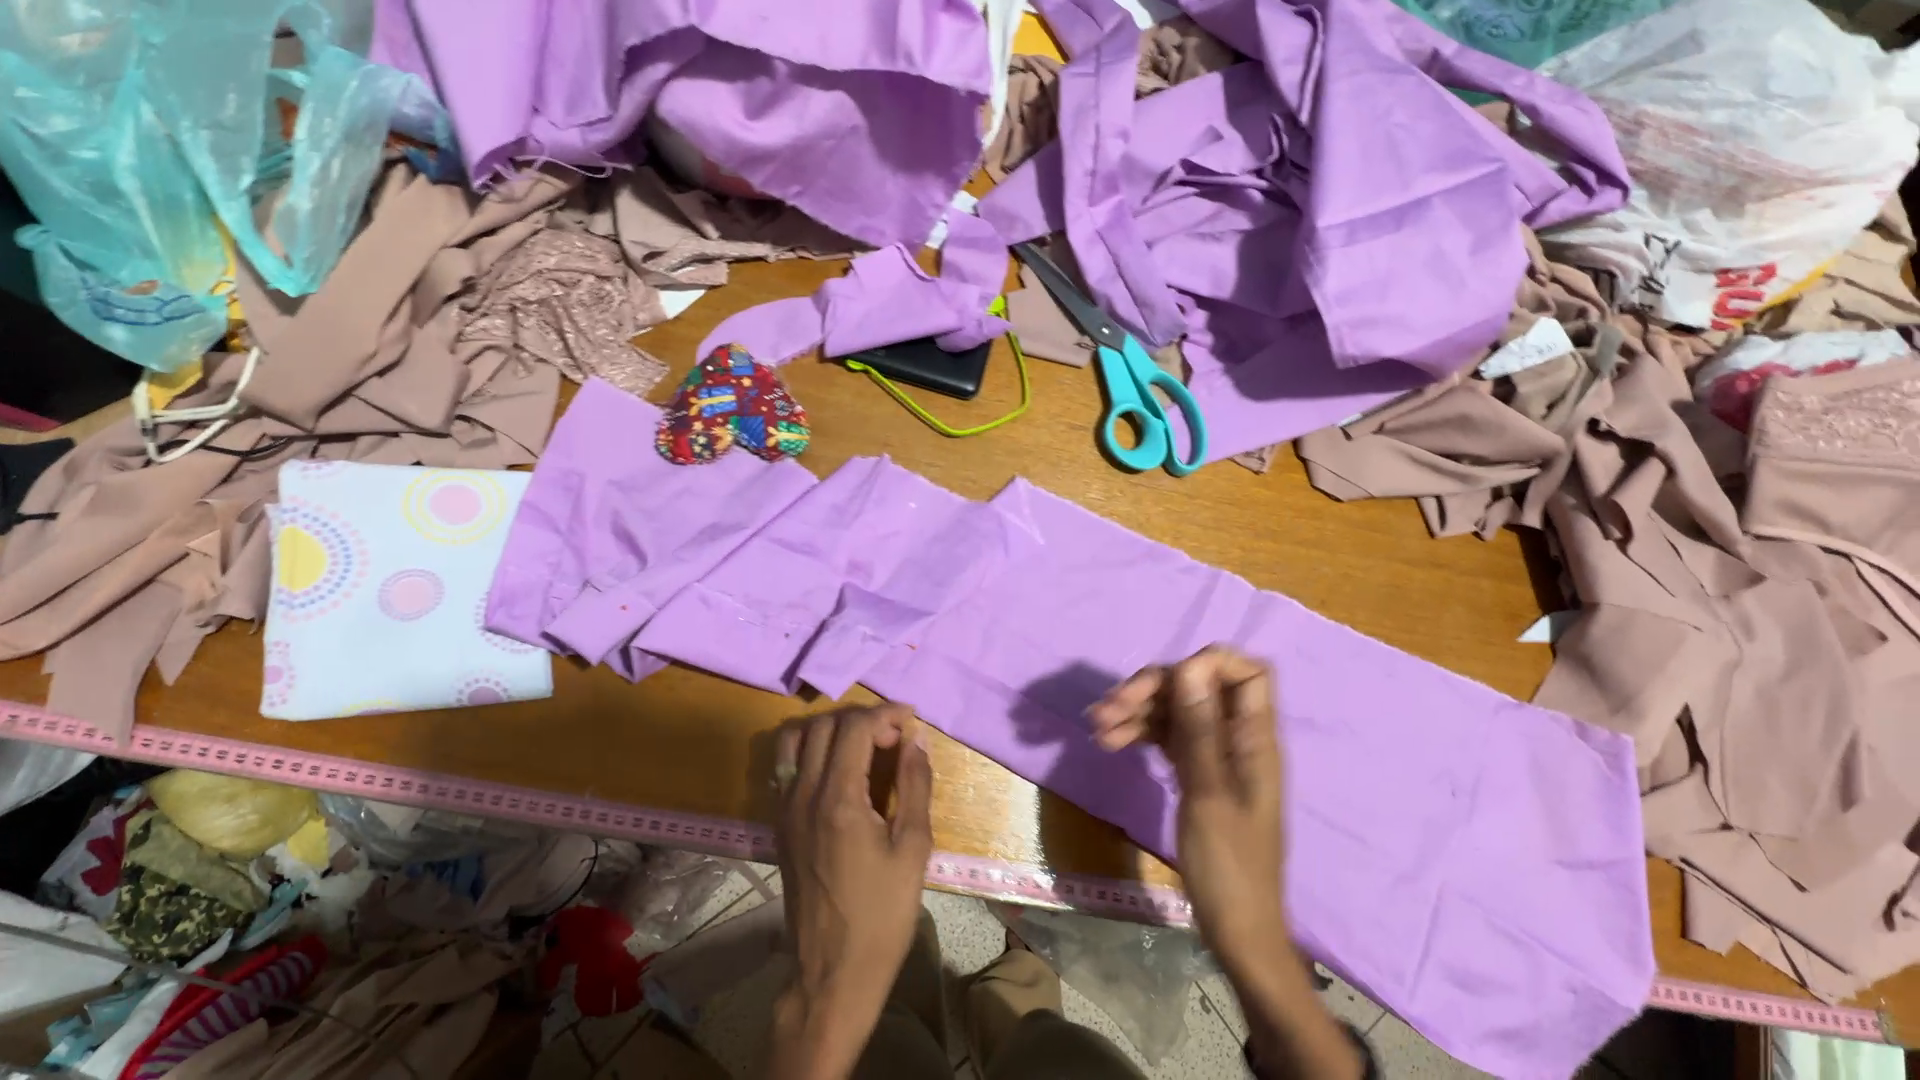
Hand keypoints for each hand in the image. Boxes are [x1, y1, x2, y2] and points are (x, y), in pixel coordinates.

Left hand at [769, 704, 933, 1079]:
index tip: (910, 719)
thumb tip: (915, 739)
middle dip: (860, 718)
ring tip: (862, 744)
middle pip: (823, 726)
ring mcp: (785, 809)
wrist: (833, 969)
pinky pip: (785, 767)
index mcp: (838, 799)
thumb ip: (914, 785)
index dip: (884, 714)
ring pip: (795, 740)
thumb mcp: (913, 848)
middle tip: (893, 734)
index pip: (854, 728)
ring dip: (829, 729)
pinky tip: (837, 768)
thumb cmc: (883, 913)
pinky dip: (809, 750)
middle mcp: (803, 795)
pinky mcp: (779, 824)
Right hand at [1086, 646, 1286, 964]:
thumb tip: (1190, 666)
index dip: (1208, 663)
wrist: (1237, 928)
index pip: (1247, 673)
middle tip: (1107, 710)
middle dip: (1153, 689)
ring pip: (1176, 712)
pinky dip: (1139, 735)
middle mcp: (1238, 739)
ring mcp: (1216, 756)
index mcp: (1255, 739)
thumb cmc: (1229, 867)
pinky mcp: (1197, 773)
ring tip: (1097, 730)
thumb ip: (1199, 728)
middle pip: (1198, 687)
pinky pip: (1167, 738)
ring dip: (1136, 713)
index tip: (1165, 682)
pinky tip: (1110, 742)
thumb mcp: (1208, 794)